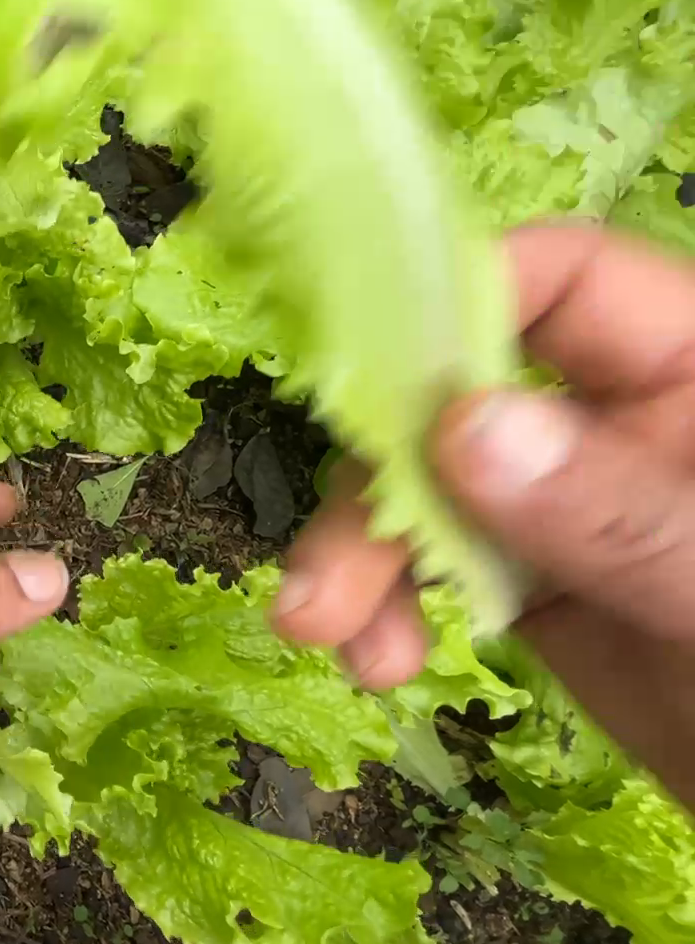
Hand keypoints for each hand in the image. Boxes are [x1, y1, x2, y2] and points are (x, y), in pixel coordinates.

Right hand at [275, 225, 694, 805]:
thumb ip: (623, 513)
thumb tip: (461, 426)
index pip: (561, 285)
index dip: (451, 301)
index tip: (355, 378)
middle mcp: (613, 427)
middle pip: (437, 405)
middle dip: (364, 487)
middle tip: (320, 575)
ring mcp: (557, 503)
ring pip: (406, 487)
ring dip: (349, 558)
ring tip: (323, 632)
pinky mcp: (521, 573)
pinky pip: (416, 560)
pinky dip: (375, 603)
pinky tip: (376, 658)